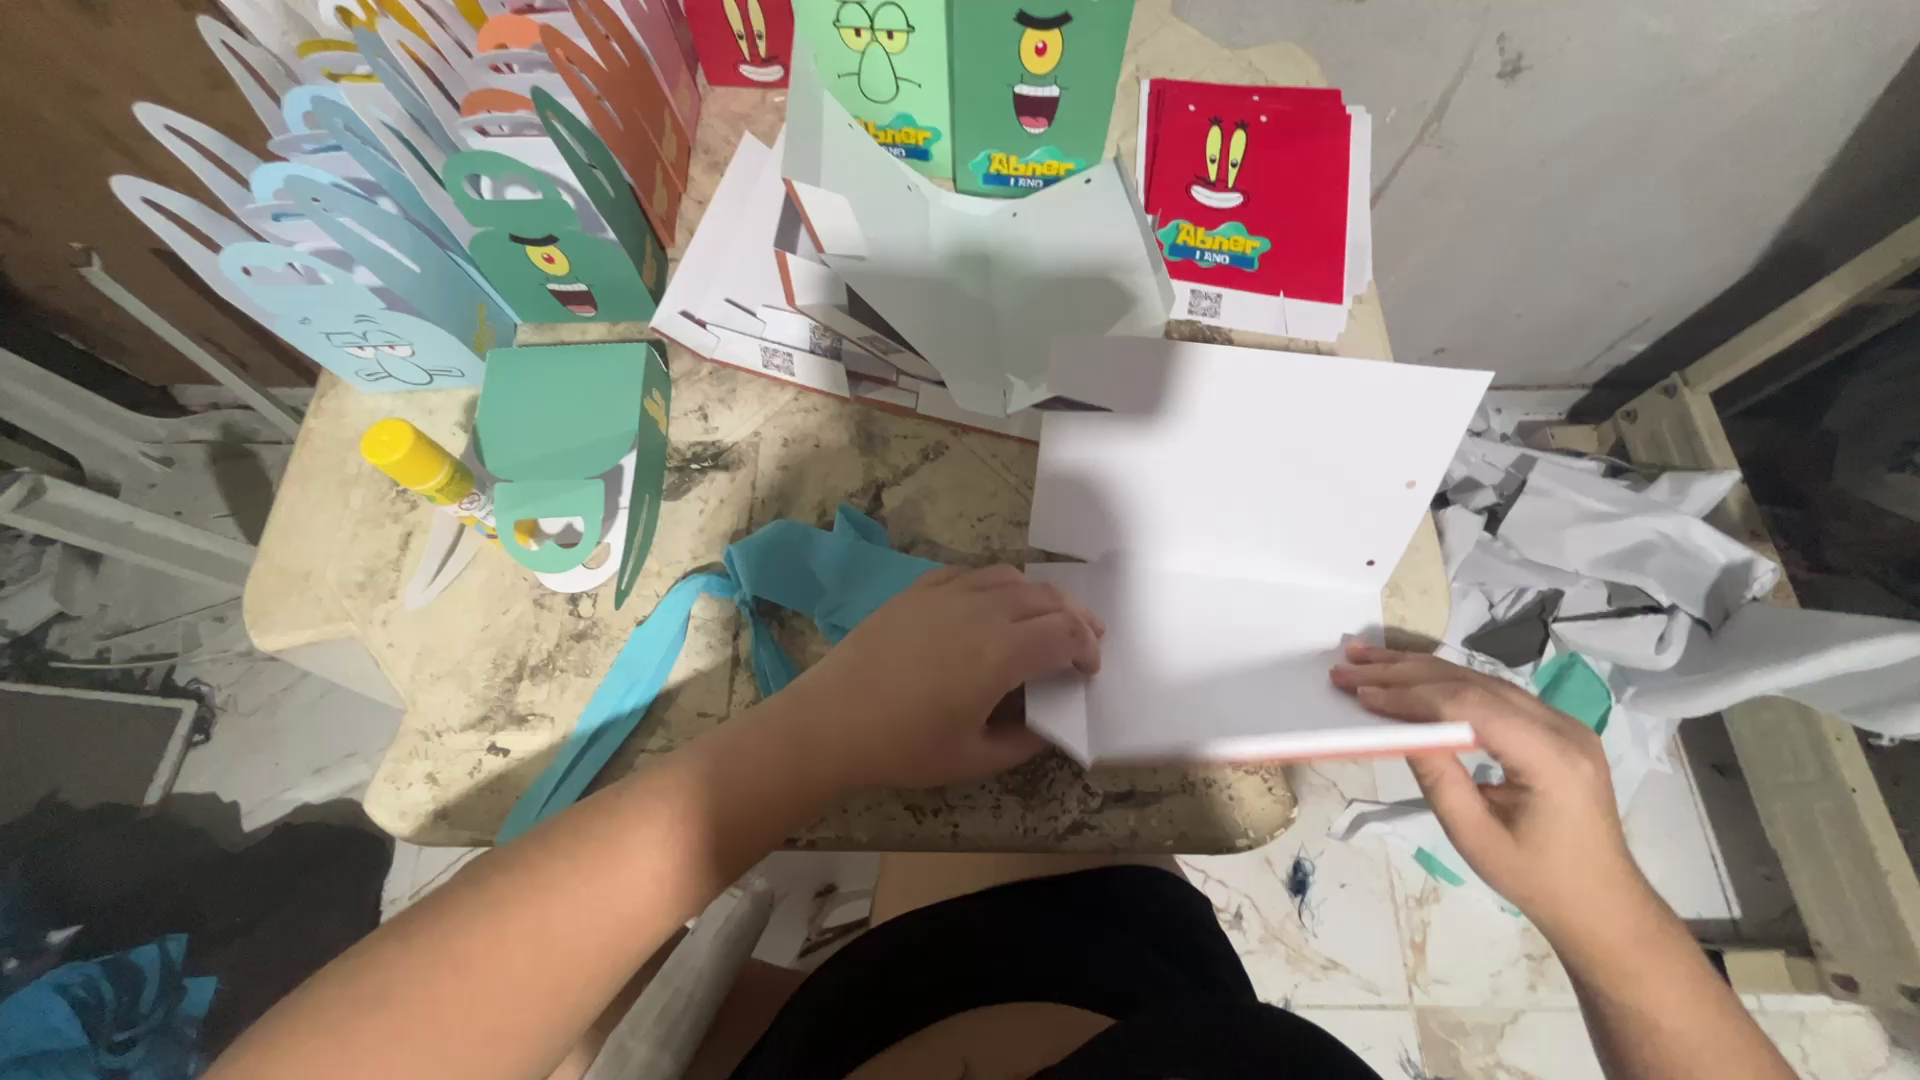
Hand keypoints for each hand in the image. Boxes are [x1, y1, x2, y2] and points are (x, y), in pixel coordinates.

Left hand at [783, 565, 1103, 790]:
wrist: (831, 721)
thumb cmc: (904, 746)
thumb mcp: (974, 759)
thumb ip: (1025, 740)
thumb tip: (1050, 723)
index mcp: (1002, 652)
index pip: (1066, 634)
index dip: (1088, 648)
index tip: (1089, 669)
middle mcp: (982, 610)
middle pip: (1047, 598)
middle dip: (1076, 616)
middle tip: (1086, 637)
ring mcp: (948, 594)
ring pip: (1012, 577)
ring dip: (1040, 596)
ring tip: (1046, 617)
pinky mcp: (919, 590)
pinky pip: (972, 573)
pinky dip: (997, 584)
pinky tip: (993, 603)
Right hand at [1329, 641, 1651, 939]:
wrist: (1601, 902)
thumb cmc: (1536, 877)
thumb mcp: (1473, 834)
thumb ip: (1436, 776)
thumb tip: (1395, 728)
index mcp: (1550, 757)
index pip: (1469, 705)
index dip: (1409, 695)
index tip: (1360, 694)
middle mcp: (1561, 727)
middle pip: (1470, 682)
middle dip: (1402, 672)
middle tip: (1348, 665)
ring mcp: (1560, 722)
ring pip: (1478, 677)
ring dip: (1417, 668)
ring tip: (1366, 657)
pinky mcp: (1550, 726)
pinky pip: (1489, 690)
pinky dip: (1443, 680)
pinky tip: (1409, 671)